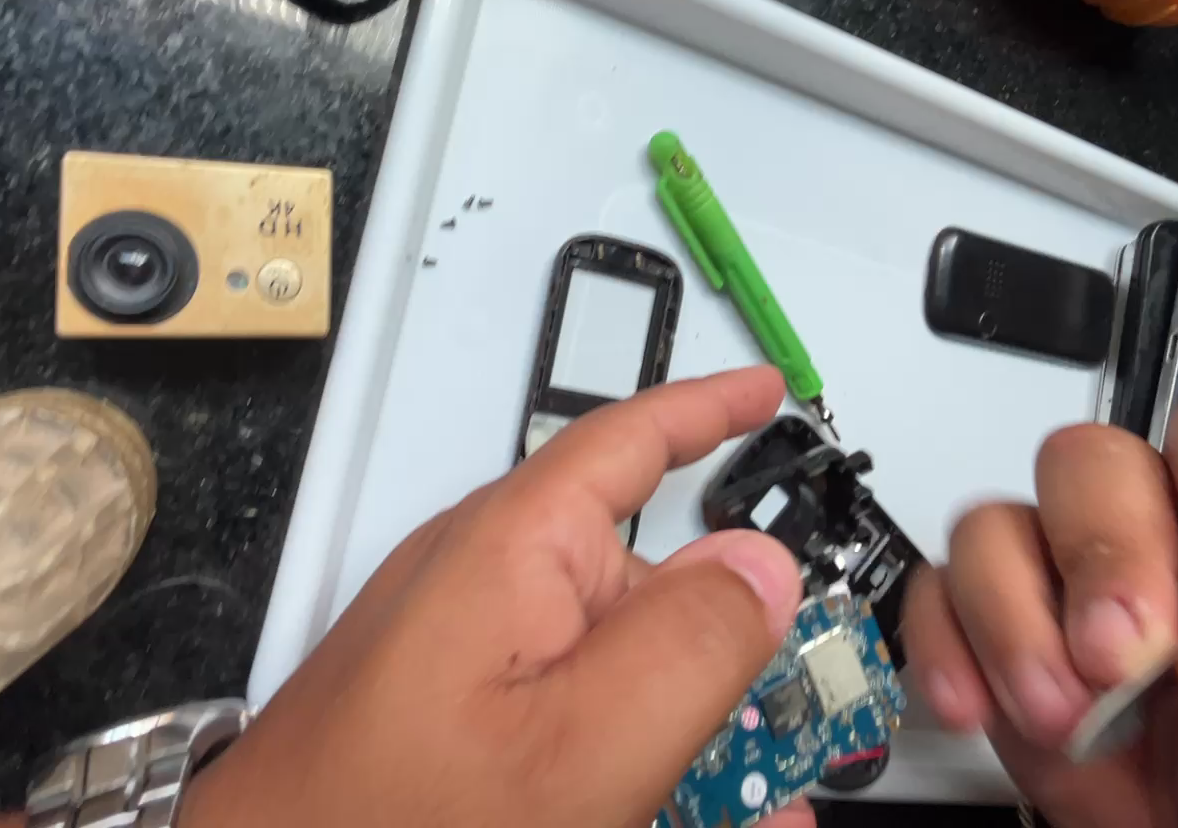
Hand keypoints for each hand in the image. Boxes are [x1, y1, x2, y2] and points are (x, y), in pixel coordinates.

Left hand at [184, 366, 814, 827]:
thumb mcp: (581, 748)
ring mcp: (471, 627)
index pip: (631, 438)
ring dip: (677, 714)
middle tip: (785, 713)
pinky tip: (662, 804)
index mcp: (518, 541)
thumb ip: (689, 646)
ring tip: (741, 799)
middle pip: (640, 572)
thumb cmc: (392, 822)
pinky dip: (622, 734)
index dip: (709, 406)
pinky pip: (565, 689)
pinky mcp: (457, 680)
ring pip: (610, 650)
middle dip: (719, 641)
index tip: (766, 392)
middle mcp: (492, 566)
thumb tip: (763, 566)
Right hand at [905, 387, 1177, 826]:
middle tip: (1121, 659)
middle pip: (1088, 461)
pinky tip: (975, 708)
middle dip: (1097, 551)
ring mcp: (1053, 587)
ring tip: (1059, 716)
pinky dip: (940, 644)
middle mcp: (1152, 551)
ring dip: (1007, 612)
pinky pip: (932, 595)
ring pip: (991, 522)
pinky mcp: (984, 635)